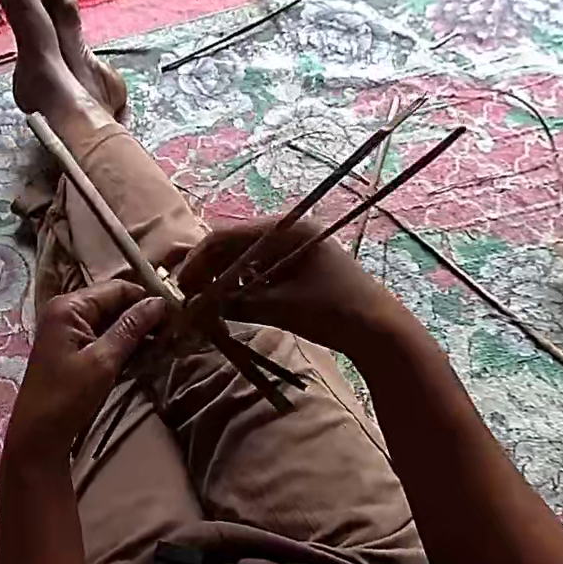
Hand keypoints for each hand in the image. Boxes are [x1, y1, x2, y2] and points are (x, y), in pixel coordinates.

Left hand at [7, 279, 170, 459]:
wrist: (38, 437)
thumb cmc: (66, 397)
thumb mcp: (103, 361)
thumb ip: (131, 328)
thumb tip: (160, 303)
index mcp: (69, 307)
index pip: (117, 288)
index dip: (147, 298)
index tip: (176, 314)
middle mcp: (67, 312)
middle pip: (115, 302)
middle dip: (144, 315)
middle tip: (175, 331)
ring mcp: (70, 331)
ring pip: (113, 321)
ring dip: (138, 332)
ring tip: (167, 343)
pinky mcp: (75, 350)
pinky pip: (106, 338)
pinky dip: (125, 345)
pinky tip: (147, 355)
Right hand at [179, 216, 410, 356]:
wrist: (381, 333)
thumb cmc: (333, 313)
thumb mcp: (278, 307)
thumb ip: (233, 303)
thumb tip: (193, 308)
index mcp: (287, 230)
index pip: (227, 236)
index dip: (199, 260)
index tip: (181, 285)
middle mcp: (289, 233)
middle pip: (233, 245)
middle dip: (207, 270)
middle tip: (188, 296)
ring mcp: (294, 250)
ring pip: (244, 260)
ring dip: (222, 280)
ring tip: (203, 303)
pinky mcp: (298, 269)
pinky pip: (259, 272)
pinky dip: (240, 286)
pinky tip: (228, 303)